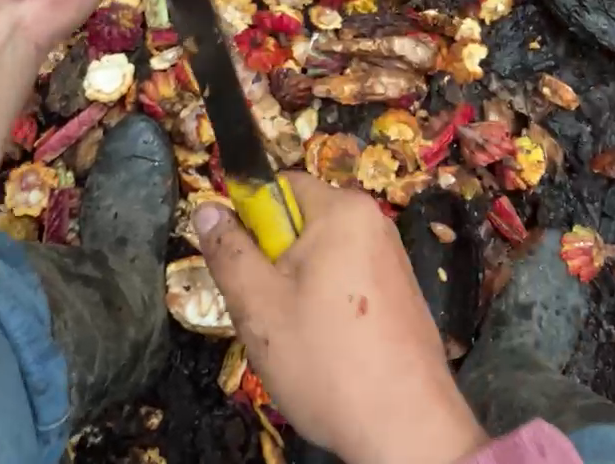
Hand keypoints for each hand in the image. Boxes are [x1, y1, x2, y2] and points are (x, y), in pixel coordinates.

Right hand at [195, 175, 488, 463]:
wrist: (407, 429)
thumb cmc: (326, 359)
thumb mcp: (259, 306)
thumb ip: (229, 251)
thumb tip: (207, 210)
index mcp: (343, 209)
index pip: (279, 185)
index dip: (249, 220)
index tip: (241, 266)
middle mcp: (373, 220)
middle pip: (300, 223)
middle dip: (273, 262)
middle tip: (265, 311)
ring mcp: (391, 257)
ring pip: (321, 257)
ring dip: (297, 288)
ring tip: (295, 337)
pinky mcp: (400, 291)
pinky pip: (347, 280)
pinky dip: (327, 305)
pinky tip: (326, 349)